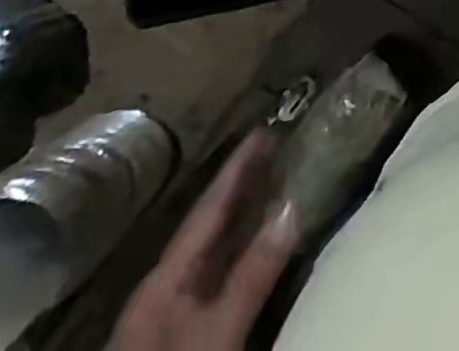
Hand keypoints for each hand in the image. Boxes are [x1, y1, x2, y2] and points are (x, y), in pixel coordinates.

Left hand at [113, 131, 299, 350]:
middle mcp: (167, 283)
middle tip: (277, 146)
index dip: (237, 168)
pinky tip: (263, 240)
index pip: (208, 209)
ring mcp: (175, 307)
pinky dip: (245, 247)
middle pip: (211, 223)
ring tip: (277, 179)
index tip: (264, 130)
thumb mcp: (220, 327)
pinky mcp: (187, 326)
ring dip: (246, 213)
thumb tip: (292, 207)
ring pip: (217, 247)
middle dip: (243, 184)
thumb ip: (253, 272)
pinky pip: (222, 270)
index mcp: (165, 276)